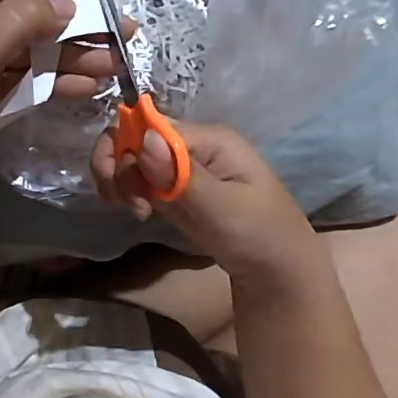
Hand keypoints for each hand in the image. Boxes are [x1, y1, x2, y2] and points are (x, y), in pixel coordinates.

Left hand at [0, 0, 126, 168]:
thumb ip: (22, 22)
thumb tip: (67, 3)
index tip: (71, 16)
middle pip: (31, 14)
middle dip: (74, 27)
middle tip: (121, 37)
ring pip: (33, 48)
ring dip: (71, 56)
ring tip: (112, 68)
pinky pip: (26, 76)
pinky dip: (53, 79)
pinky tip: (83, 87)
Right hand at [93, 122, 318, 281]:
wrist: (277, 272)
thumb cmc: (258, 235)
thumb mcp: (220, 208)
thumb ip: (180, 174)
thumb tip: (145, 139)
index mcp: (207, 139)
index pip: (147, 125)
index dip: (126, 153)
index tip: (129, 195)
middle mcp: (191, 145)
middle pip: (133, 137)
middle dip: (119, 169)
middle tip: (126, 204)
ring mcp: (183, 166)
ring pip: (132, 159)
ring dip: (122, 183)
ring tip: (136, 212)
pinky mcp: (176, 188)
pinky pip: (141, 178)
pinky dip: (130, 193)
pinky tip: (140, 213)